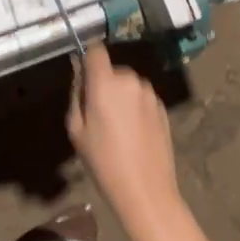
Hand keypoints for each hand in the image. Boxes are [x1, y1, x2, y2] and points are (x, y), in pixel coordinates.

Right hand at [66, 45, 181, 220]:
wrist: (146, 189)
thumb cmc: (103, 161)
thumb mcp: (76, 130)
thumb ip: (77, 96)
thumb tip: (79, 75)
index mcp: (105, 83)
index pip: (96, 50)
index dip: (87, 57)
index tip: (83, 73)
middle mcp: (131, 80)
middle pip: (112, 71)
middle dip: (103, 84)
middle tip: (96, 113)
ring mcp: (150, 94)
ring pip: (128, 85)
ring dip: (121, 96)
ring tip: (116, 127)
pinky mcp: (163, 108)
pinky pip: (142, 99)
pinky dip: (135, 107)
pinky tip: (133, 133)